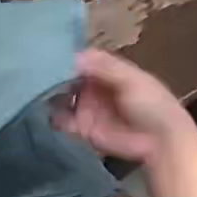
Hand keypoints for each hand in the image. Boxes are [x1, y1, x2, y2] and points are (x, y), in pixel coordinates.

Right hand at [51, 49, 195, 165]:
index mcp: (108, 71)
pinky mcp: (82, 128)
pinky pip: (62, 120)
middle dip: (54, 76)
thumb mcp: (131, 79)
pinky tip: (46, 111)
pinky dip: (52, 117)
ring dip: (50, 94)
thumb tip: (73, 56)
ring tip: (37, 91)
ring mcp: (87, 107)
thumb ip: (104, 66)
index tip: (48, 54)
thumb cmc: (151, 104)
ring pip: (61, 97)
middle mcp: (94, 86)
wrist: (160, 141)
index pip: (82, 59)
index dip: (67, 57)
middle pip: (67, 77)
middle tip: (36, 73)